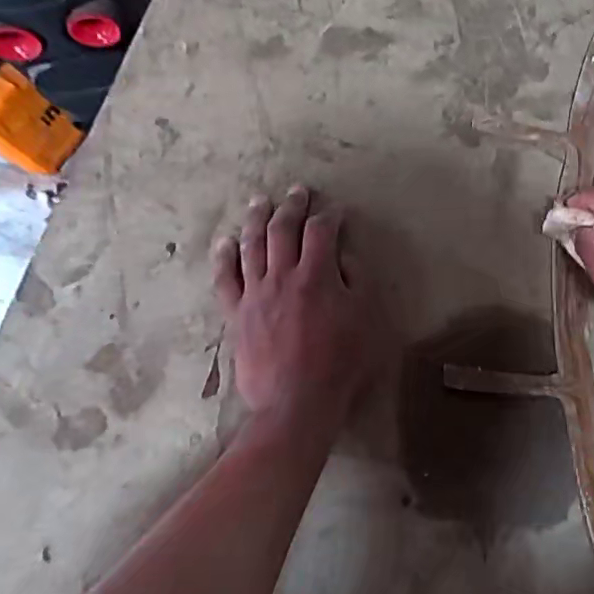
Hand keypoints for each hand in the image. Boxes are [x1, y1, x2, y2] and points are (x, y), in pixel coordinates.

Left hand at [213, 187, 378, 428]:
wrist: (297, 401)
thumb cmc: (343, 363)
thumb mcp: (369, 320)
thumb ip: (358, 283)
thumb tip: (344, 257)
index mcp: (318, 277)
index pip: (322, 234)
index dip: (331, 218)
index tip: (338, 211)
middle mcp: (282, 277)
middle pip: (283, 232)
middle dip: (292, 208)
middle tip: (297, 191)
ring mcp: (255, 295)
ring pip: (252, 247)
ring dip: (257, 221)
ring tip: (260, 202)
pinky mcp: (237, 315)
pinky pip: (225, 278)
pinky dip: (225, 257)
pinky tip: (227, 242)